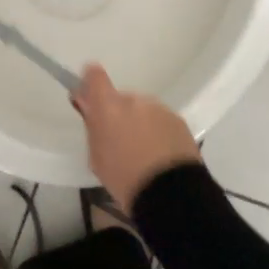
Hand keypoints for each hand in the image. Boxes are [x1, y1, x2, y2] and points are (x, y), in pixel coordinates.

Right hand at [71, 64, 202, 212]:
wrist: (170, 192)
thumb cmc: (124, 179)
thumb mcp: (97, 157)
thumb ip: (93, 127)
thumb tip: (89, 107)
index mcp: (109, 107)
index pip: (95, 76)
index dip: (91, 81)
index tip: (90, 96)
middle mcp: (134, 100)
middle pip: (121, 99)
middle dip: (118, 114)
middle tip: (120, 142)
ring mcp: (159, 108)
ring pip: (143, 110)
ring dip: (140, 123)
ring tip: (143, 154)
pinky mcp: (178, 120)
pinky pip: (160, 120)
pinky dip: (157, 132)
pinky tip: (160, 155)